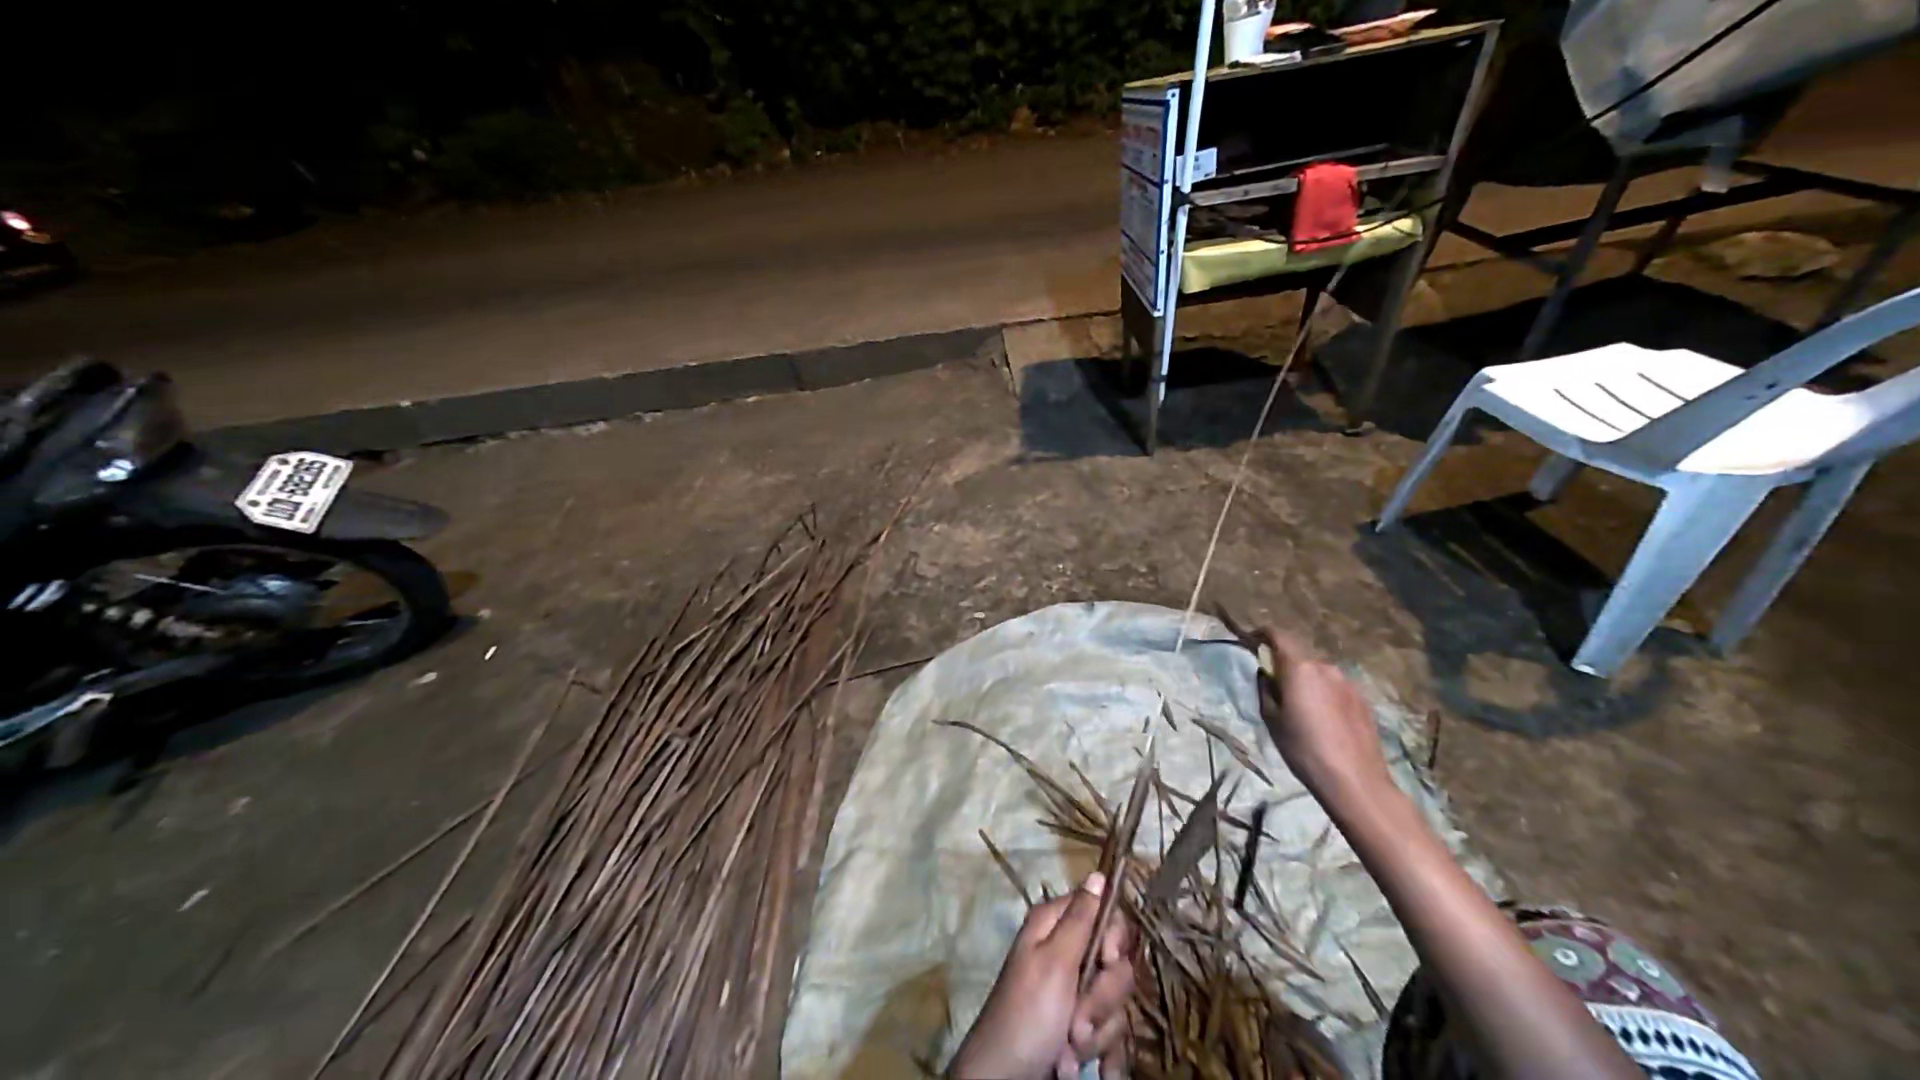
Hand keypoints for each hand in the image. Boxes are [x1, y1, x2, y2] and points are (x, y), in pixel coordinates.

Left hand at [949, 872, 1135, 1079]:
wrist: (1009, 1079)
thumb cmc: (1028, 1014)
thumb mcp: (1054, 962)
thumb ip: (1081, 918)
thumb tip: (1098, 873)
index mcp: (1055, 926)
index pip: (1105, 911)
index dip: (1113, 937)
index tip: (1106, 960)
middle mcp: (1066, 952)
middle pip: (1116, 960)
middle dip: (1103, 997)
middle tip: (1077, 1017)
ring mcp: (1074, 991)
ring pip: (1115, 999)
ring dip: (1097, 1030)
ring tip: (1068, 1045)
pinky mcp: (1081, 1025)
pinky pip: (1111, 1030)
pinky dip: (1099, 1050)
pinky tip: (1077, 1062)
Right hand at [1249, 629, 1392, 805]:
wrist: (1355, 780)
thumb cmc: (1303, 749)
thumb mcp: (1271, 719)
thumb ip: (1266, 689)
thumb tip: (1266, 674)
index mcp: (1300, 668)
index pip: (1278, 635)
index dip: (1262, 635)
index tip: (1252, 642)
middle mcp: (1326, 667)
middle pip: (1300, 654)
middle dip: (1285, 662)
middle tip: (1275, 683)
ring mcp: (1348, 683)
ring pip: (1319, 672)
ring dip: (1306, 679)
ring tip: (1301, 705)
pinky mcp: (1363, 699)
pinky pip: (1336, 687)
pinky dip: (1324, 693)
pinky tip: (1323, 718)